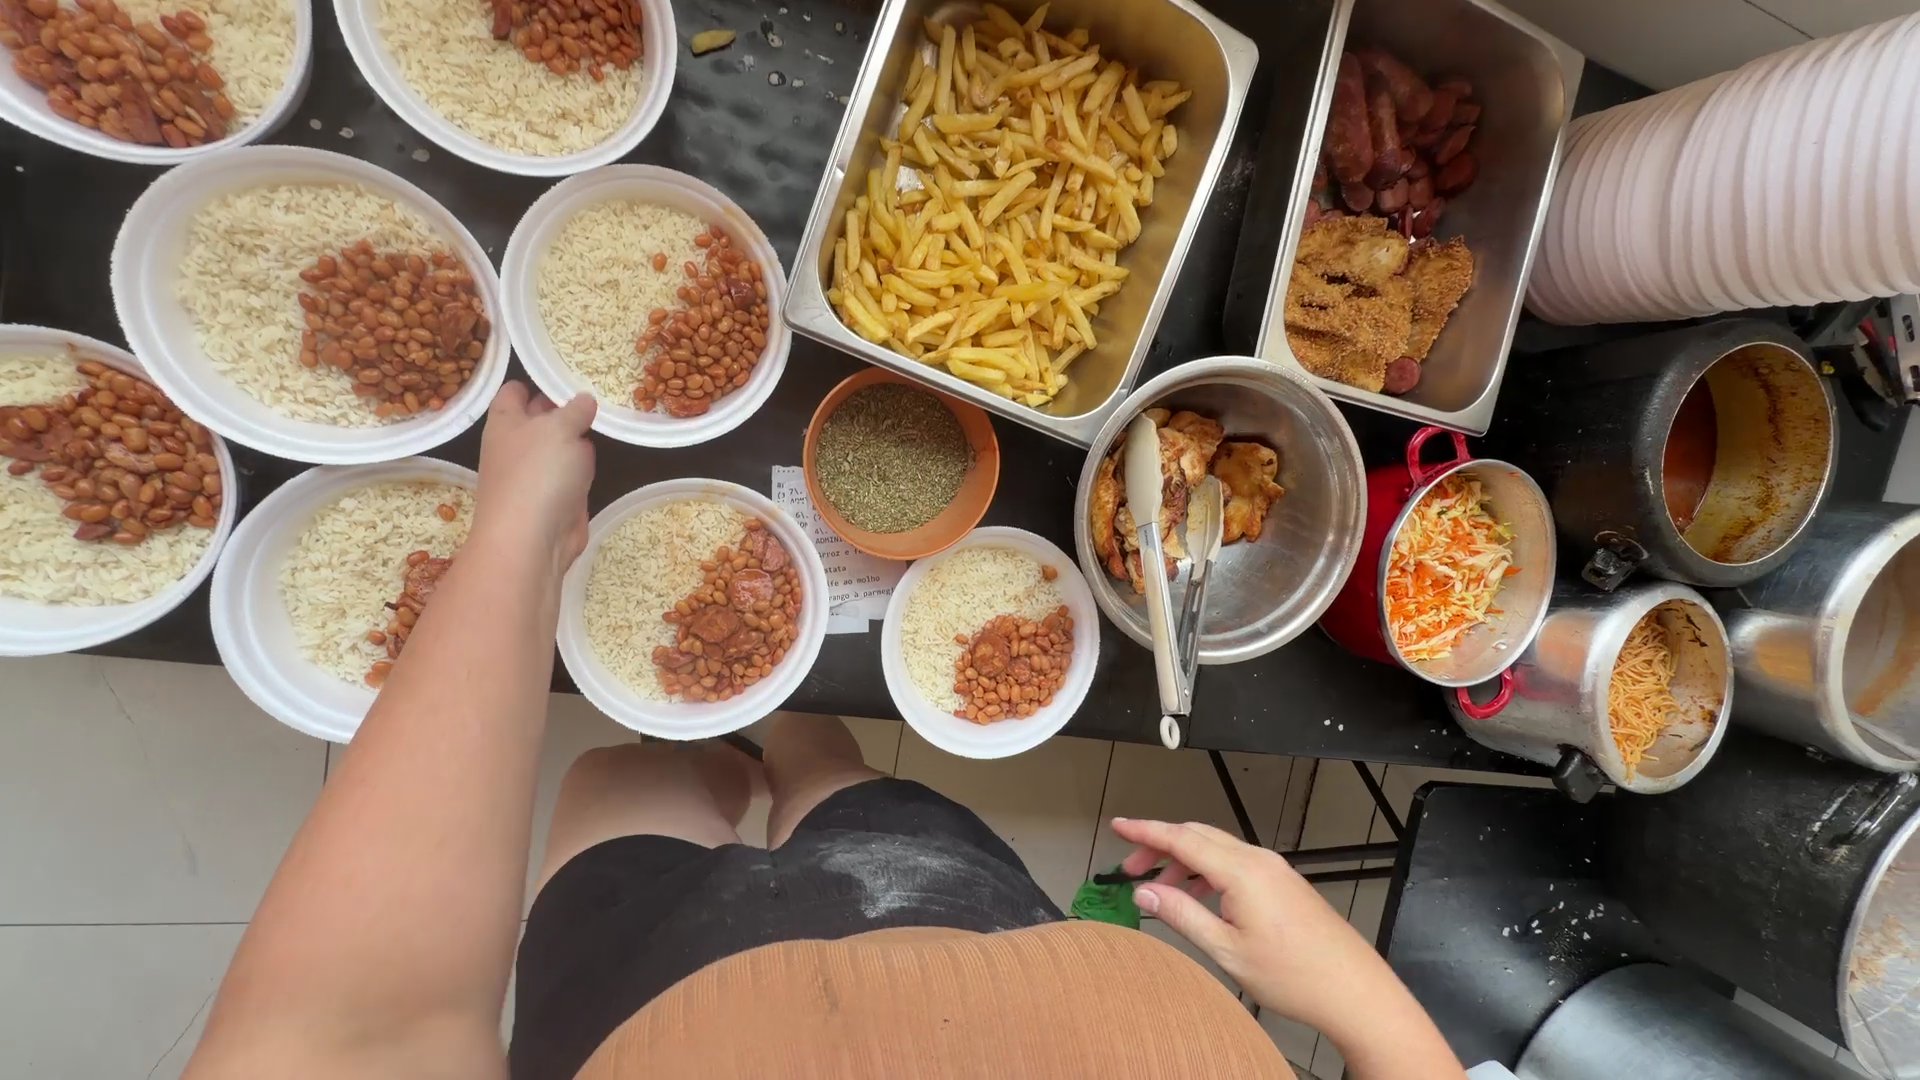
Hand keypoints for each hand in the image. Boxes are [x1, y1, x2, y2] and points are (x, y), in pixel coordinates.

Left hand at [472, 382, 596, 574]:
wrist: (533, 537)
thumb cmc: (537, 473)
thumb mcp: (559, 428)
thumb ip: (575, 411)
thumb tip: (585, 400)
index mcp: (506, 422)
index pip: (514, 392)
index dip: (534, 380)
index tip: (563, 371)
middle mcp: (518, 444)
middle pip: (539, 417)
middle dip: (562, 405)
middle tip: (595, 388)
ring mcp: (537, 472)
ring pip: (559, 445)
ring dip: (578, 436)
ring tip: (607, 415)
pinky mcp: (557, 496)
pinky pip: (573, 471)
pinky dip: (586, 464)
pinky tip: (604, 454)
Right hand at [1111, 817, 1392, 1033]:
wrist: (1357, 992)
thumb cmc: (1292, 976)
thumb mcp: (1227, 951)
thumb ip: (1181, 915)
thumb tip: (1143, 893)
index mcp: (1241, 871)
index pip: (1181, 838)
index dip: (1145, 831)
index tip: (1118, 826)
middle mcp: (1256, 858)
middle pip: (1196, 836)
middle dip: (1160, 846)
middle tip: (1131, 869)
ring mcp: (1272, 867)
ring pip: (1215, 847)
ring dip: (1183, 860)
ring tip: (1160, 889)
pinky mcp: (1282, 881)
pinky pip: (1234, 861)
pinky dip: (1206, 870)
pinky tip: (1197, 896)